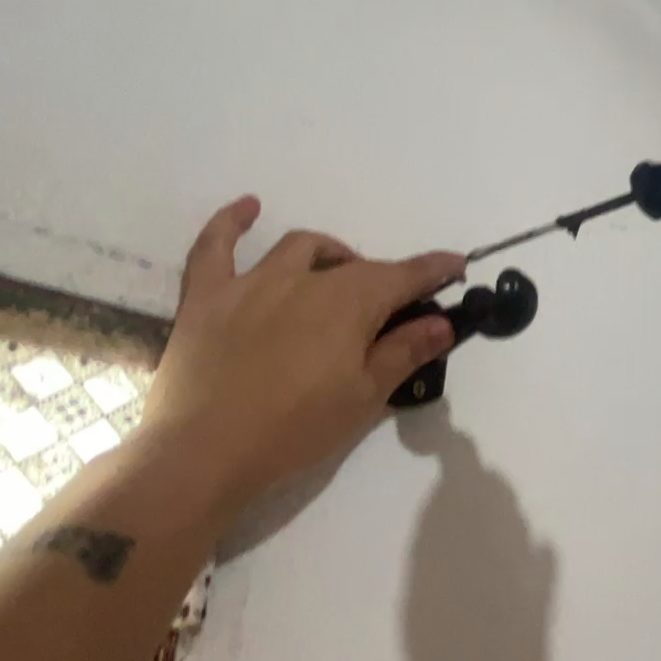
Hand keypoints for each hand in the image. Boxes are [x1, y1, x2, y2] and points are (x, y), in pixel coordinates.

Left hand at [138, 196, 464, 510]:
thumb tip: (443, 321)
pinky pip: (215, 247)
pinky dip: (231, 222)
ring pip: (300, 249)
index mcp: (350, 302)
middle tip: (392, 311)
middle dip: (384, 279)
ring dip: (329, 254)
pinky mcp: (207, 297)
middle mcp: (306, 279)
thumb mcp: (366, 396)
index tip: (457, 264)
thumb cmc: (296, 428)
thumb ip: (406, 351)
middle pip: (357, 266)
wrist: (202, 453)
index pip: (405, 275)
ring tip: (338, 274)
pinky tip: (247, 207)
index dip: (435, 269)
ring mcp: (252, 283)